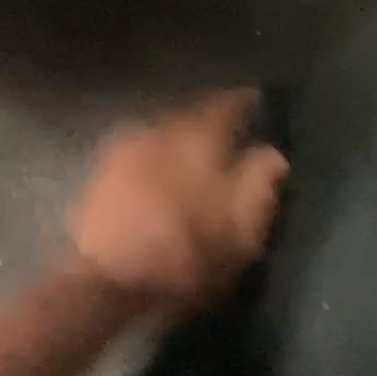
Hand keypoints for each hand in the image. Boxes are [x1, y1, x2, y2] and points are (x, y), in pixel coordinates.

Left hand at [67, 90, 288, 305]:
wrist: (107, 275)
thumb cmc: (183, 253)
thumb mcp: (239, 231)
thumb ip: (259, 186)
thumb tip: (273, 153)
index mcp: (194, 136)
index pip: (223, 103)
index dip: (243, 100)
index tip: (258, 100)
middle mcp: (157, 126)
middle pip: (190, 113)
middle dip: (211, 121)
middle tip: (231, 135)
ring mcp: (125, 142)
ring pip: (164, 129)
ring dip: (182, 138)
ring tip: (198, 158)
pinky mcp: (104, 164)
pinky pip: (142, 146)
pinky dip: (158, 154)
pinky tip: (164, 174)